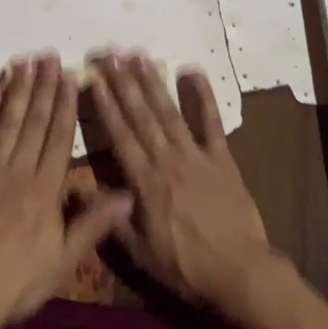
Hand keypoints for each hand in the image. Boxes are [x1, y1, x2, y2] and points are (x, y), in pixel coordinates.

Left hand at [0, 52, 132, 326]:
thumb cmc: (20, 280)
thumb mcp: (65, 259)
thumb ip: (94, 223)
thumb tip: (127, 195)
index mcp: (46, 188)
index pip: (59, 137)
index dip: (65, 105)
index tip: (69, 76)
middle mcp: (19, 170)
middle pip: (34, 121)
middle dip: (42, 87)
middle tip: (47, 56)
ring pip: (6, 122)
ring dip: (16, 91)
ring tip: (23, 63)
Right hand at [87, 51, 273, 309]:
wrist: (241, 273)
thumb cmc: (186, 268)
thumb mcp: (140, 254)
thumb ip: (114, 220)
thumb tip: (87, 192)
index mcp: (145, 182)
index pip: (120, 136)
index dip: (105, 106)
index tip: (93, 79)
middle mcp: (167, 161)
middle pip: (141, 115)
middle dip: (124, 83)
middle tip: (110, 55)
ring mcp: (197, 156)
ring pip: (169, 112)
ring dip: (153, 82)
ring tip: (138, 56)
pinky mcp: (223, 159)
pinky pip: (211, 123)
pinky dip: (203, 97)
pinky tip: (192, 72)